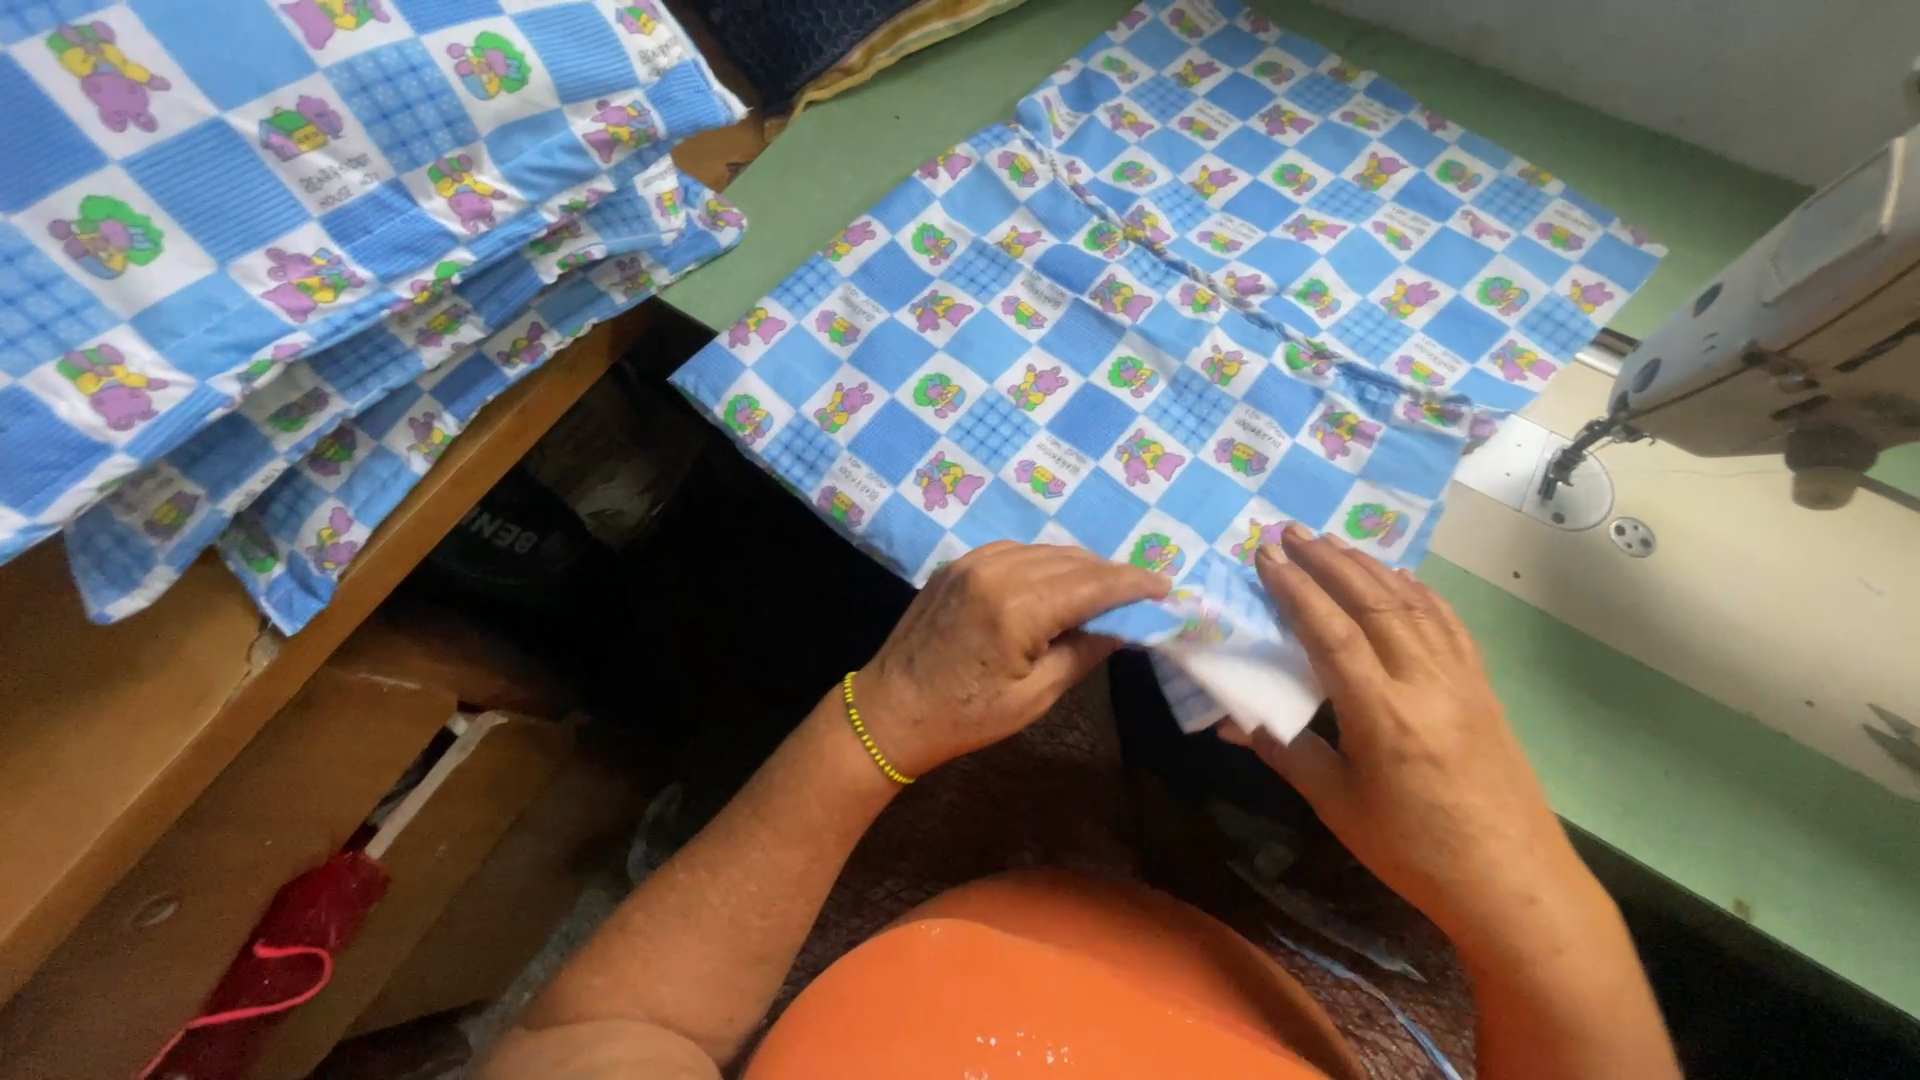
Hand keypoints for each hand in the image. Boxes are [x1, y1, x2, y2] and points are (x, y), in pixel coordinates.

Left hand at [853, 542, 1168, 776]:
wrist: (890, 710)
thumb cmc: (965, 715)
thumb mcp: (1034, 696)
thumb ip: (1083, 651)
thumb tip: (1125, 625)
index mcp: (1017, 606)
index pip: (1093, 583)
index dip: (1134, 583)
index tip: (1166, 588)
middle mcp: (996, 570)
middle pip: (1073, 561)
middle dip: (1112, 574)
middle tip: (1143, 593)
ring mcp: (973, 561)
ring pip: (1046, 551)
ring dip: (1081, 567)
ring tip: (1107, 589)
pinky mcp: (958, 563)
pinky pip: (1017, 552)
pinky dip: (1046, 563)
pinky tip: (1059, 582)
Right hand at [1230, 525, 1587, 949]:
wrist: (1514, 885)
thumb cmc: (1413, 851)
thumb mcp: (1337, 805)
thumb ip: (1286, 752)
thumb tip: (1234, 719)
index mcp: (1383, 714)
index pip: (1332, 632)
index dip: (1296, 590)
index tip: (1266, 557)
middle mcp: (1426, 684)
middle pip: (1374, 603)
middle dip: (1329, 562)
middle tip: (1292, 531)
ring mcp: (1462, 681)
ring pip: (1412, 605)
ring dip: (1369, 568)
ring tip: (1333, 543)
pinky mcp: (1483, 688)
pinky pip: (1448, 624)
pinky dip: (1419, 592)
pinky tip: (1400, 577)